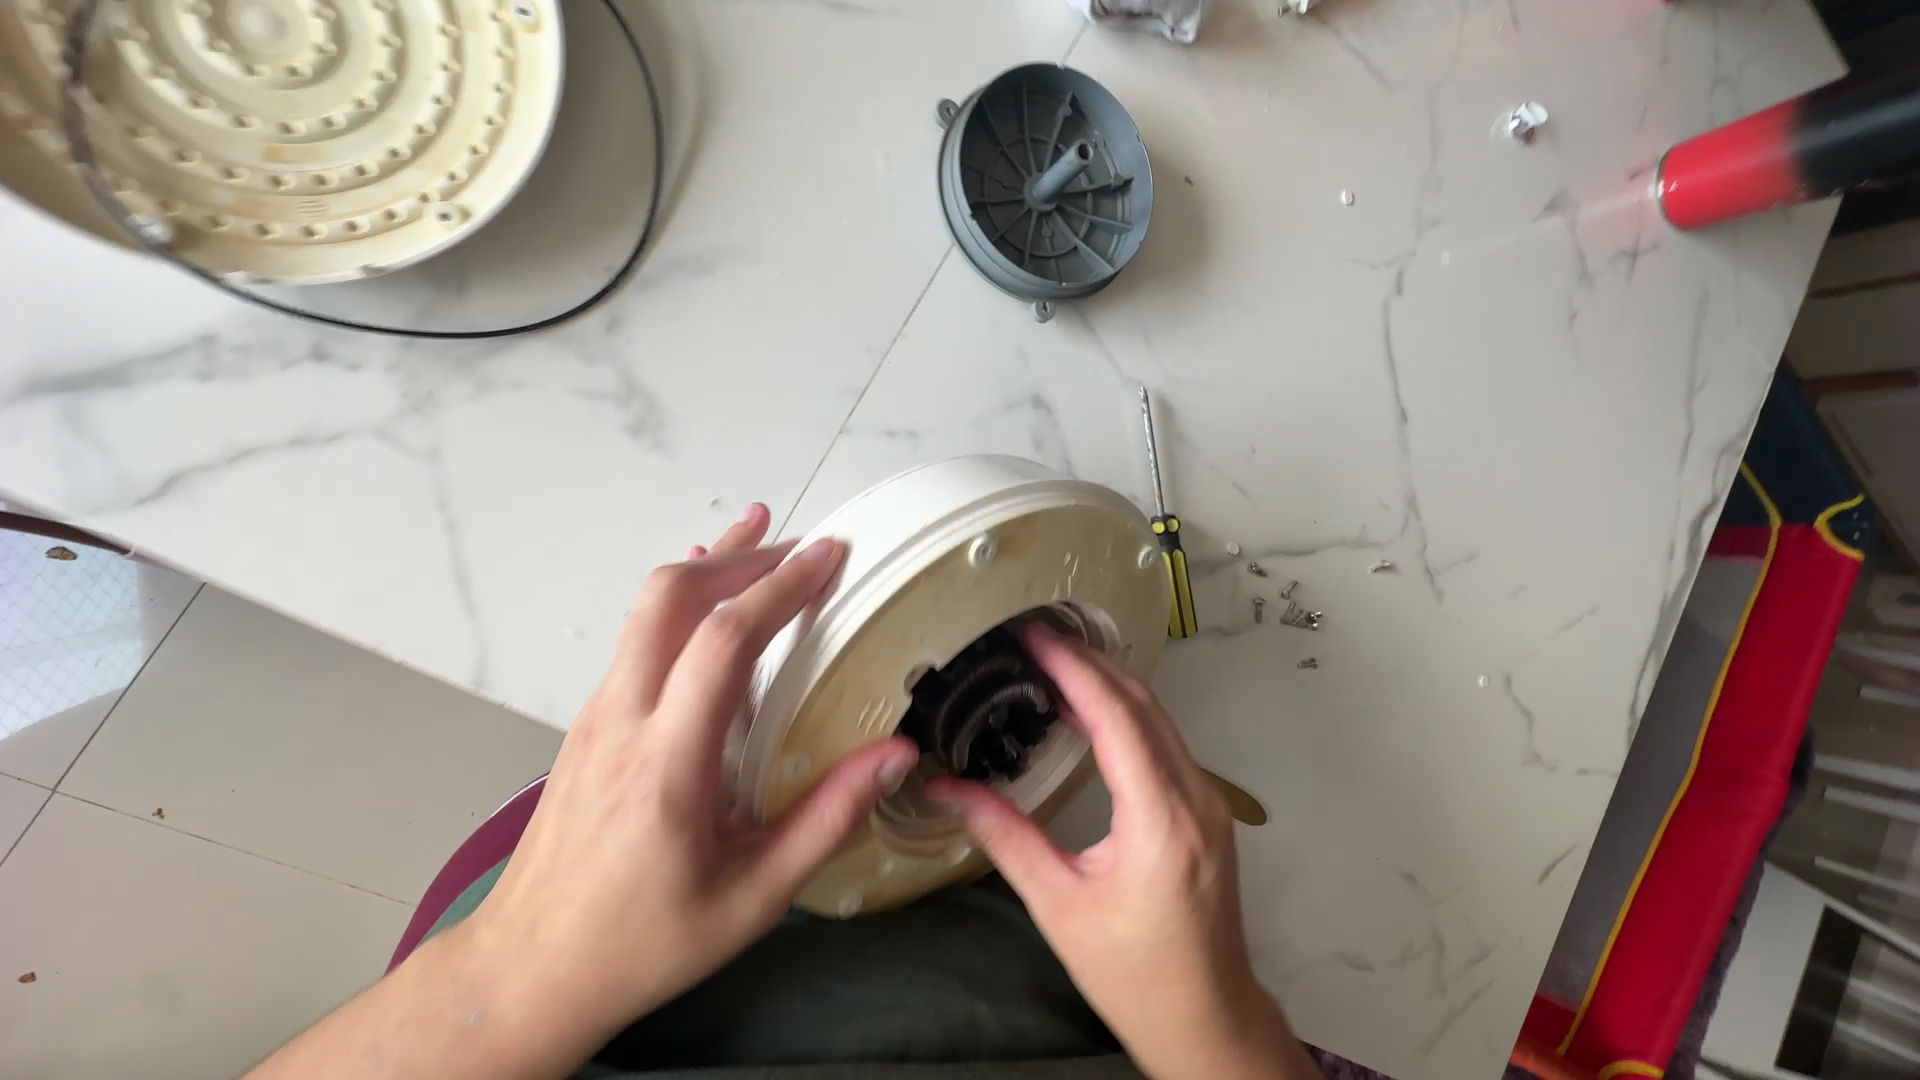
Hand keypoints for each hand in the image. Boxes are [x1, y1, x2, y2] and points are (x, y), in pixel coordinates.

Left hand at [467, 504, 918, 1046]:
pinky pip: (638, 638)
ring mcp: (597, 714)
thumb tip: (895, 755)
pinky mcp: (591, 720)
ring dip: (710, 566)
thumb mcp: (755, 897)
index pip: (722, 642)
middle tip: (805, 548)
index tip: (829, 556)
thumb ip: (828, 818)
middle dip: (744, 557)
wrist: (528, 969)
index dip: (779, 587)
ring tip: (763, 536)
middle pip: (671, 598)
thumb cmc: (646, 940)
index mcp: (667, 764)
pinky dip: (685, 601)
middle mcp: (621, 720)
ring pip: (647, 609)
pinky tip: (713, 597)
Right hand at [927, 625, 1316, 1079]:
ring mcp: (1207, 801)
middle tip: (1034, 638)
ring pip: (1157, 717)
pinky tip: (1087, 712)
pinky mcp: (1204, 810)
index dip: (1073, 667)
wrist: (1207, 1019)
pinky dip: (1123, 713)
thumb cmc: (1133, 974)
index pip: (1116, 715)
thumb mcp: (1057, 904)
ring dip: (1107, 683)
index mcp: (1159, 818)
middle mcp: (1193, 797)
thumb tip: (947, 789)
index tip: (1033, 637)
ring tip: (1052, 662)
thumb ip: (1002, 835)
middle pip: (1142, 703)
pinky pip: (1163, 740)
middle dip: (1087, 661)